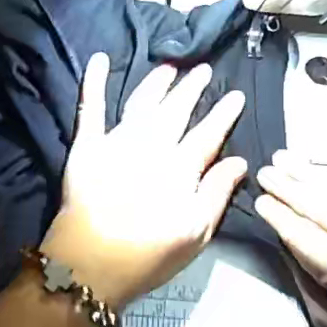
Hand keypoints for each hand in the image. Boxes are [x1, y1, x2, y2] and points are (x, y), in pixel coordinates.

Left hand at [40, 53, 246, 307]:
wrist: (87, 267)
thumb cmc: (147, 256)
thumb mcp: (196, 233)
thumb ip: (217, 192)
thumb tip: (239, 161)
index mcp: (181, 168)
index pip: (209, 133)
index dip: (224, 113)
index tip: (236, 95)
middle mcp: (152, 146)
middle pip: (177, 110)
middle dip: (193, 88)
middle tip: (204, 69)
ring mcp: (117, 142)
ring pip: (142, 102)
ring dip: (157, 83)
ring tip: (169, 68)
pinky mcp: (87, 147)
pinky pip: (91, 109)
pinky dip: (94, 83)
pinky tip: (98, 59)